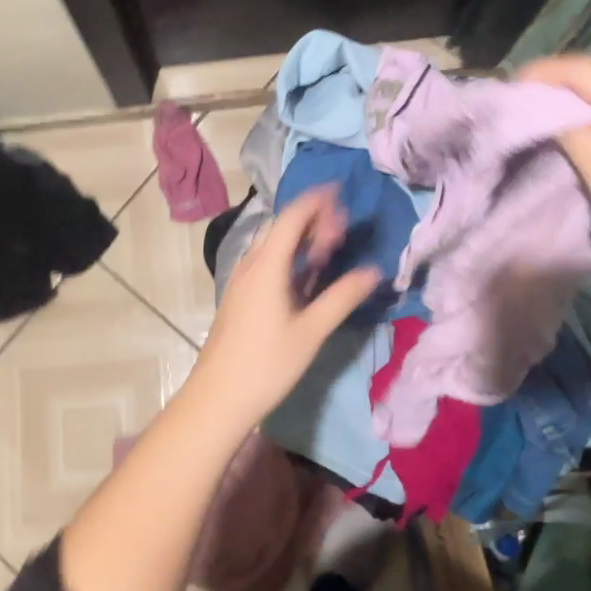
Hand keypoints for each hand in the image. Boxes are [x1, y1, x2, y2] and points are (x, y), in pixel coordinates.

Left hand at [183, 186, 381, 428]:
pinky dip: (289, 257)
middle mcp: (251, 264)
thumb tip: (373, 271)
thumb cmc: (266, 364)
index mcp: (267, 265)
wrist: (217, 398)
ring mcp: (242, 280)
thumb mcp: (311, 331)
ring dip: (301, 239)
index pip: (292, 216)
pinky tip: (306, 277)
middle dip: (312, 219)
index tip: (342, 193)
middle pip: (281, 226)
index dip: (317, 200)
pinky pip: (266, 262)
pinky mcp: (240, 296)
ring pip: (273, 245)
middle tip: (343, 231)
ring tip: (329, 249)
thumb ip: (342, 297)